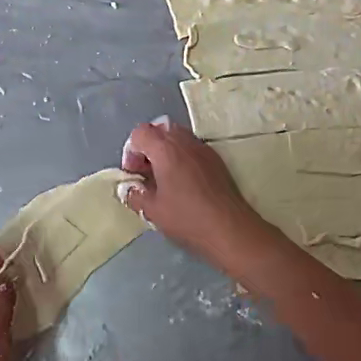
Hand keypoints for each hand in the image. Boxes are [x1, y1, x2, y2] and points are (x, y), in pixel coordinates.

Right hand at [119, 117, 272, 267]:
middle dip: (149, 146)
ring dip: (166, 150)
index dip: (131, 151)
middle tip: (148, 172)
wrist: (232, 231)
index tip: (134, 174)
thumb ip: (135, 195)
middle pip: (159, 129)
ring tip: (165, 177)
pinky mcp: (217, 160)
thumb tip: (129, 188)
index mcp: (165, 149)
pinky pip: (192, 148)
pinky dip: (182, 157)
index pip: (140, 133)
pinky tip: (184, 182)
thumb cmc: (188, 218)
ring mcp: (203, 148)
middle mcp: (184, 142)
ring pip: (177, 136)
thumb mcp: (153, 211)